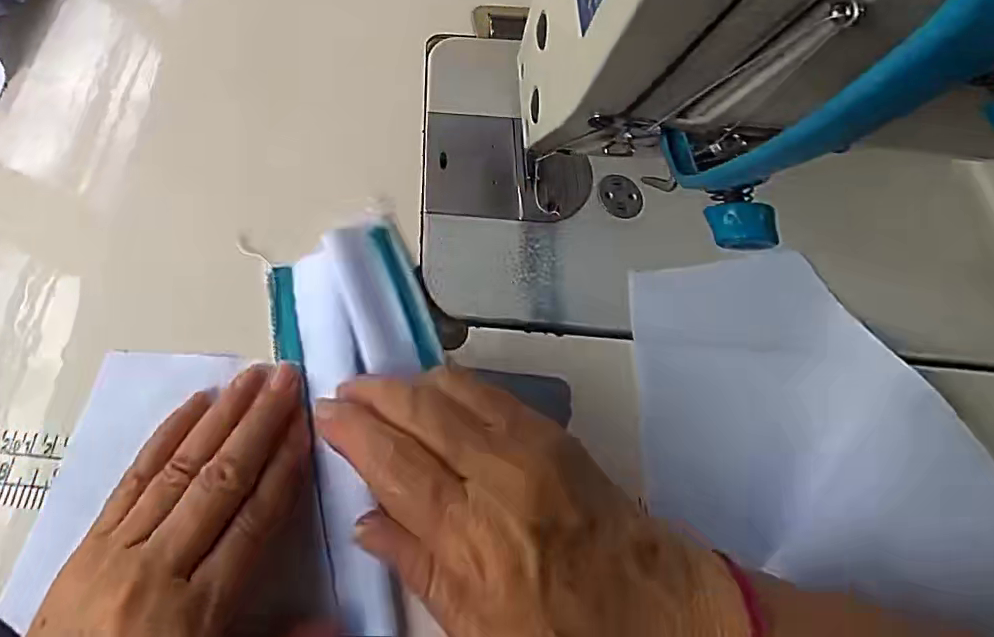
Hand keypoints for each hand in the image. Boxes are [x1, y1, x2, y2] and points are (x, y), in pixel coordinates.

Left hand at [29, 362, 320, 636]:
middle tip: (284, 379)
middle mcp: (159, 568)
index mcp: (195, 615)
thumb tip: (335, 621)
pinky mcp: (92, 539)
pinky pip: (135, 477)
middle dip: (258, 424)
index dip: (282, 471)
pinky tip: (191, 404)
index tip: (303, 428)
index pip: (251, 524)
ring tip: (247, 379)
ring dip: (219, 417)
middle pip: (220, 482)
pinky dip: (166, 436)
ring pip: (180, 467)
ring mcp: (121, 547)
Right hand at [315, 367, 745, 636]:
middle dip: (368, 394)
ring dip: (401, 383)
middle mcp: (496, 479)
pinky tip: (427, 393)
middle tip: (342, 394)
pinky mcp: (549, 429)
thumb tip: (362, 519)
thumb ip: (417, 566)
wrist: (669, 619)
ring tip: (378, 392)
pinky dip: (442, 382)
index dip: (351, 431)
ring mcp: (526, 446)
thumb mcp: (480, 632)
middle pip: (412, 411)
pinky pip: (480, 386)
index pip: (393, 464)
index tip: (324, 415)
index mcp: (474, 541)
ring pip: (442, 387)